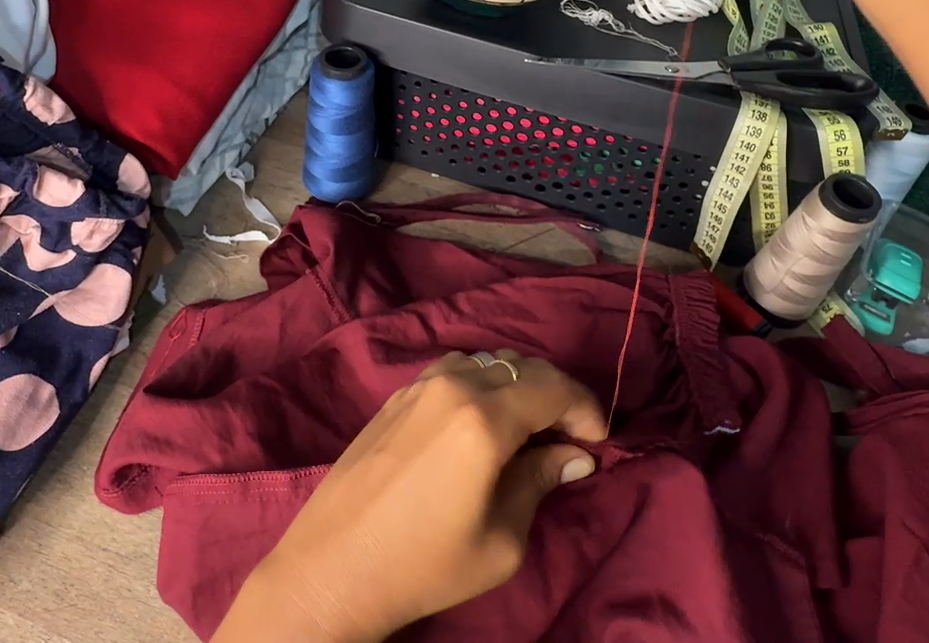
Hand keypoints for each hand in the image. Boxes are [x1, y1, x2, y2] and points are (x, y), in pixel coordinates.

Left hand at [212, 350, 606, 642]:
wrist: (331, 567)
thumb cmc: (423, 565)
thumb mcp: (501, 540)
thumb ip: (540, 482)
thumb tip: (574, 454)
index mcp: (482, 418)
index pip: (553, 386)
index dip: (586, 407)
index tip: (597, 440)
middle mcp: (452, 386)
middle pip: (522, 366)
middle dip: (557, 394)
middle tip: (569, 436)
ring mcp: (418, 385)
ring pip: (487, 361)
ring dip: (518, 385)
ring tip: (528, 428)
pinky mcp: (396, 395)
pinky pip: (454, 370)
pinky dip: (482, 383)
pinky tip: (482, 421)